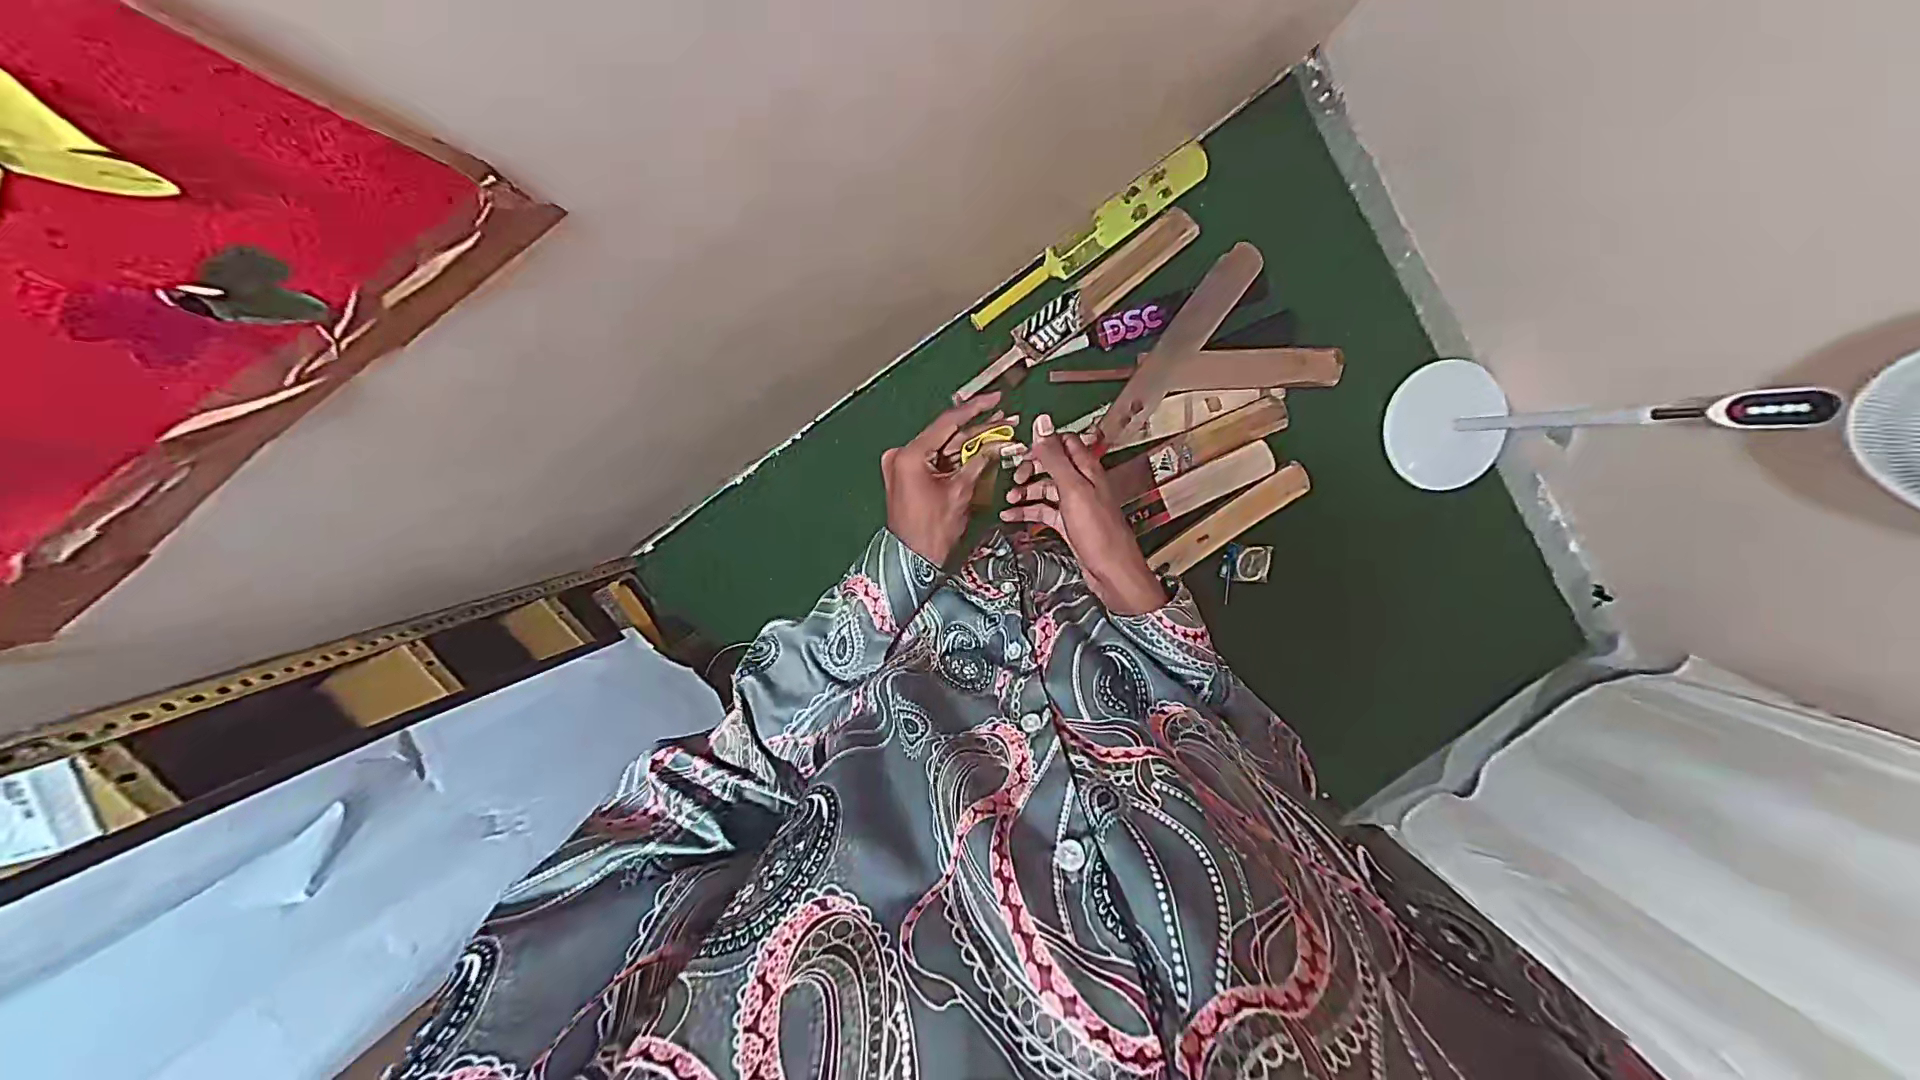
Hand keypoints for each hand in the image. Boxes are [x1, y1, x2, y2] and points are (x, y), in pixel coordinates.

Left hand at [882, 392, 1012, 564]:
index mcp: (910, 455)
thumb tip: (995, 445)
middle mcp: (902, 455)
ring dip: (969, 443)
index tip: (996, 400)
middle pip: (946, 435)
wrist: (912, 559)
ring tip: (999, 434)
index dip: (976, 410)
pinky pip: (935, 460)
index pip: (948, 422)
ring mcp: (902, 465)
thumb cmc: (932, 531)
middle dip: (977, 429)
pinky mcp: (907, 476)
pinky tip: (979, 451)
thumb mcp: (960, 492)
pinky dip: (956, 458)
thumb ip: (978, 462)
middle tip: (1005, 420)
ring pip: (943, 447)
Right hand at [1001, 414, 1167, 614]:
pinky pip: (1045, 511)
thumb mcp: (1072, 489)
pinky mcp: (1069, 523)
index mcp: (1087, 469)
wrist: (1111, 571)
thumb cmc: (1097, 531)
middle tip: (1015, 478)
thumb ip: (1055, 456)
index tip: (1022, 452)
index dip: (1043, 444)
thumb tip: (1041, 422)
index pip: (1064, 442)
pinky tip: (1011, 515)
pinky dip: (1028, 511)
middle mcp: (1082, 483)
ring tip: (1009, 498)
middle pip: (1052, 465)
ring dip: (1026, 491)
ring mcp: (1075, 504)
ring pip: (1046, 489)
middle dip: (1031, 469)